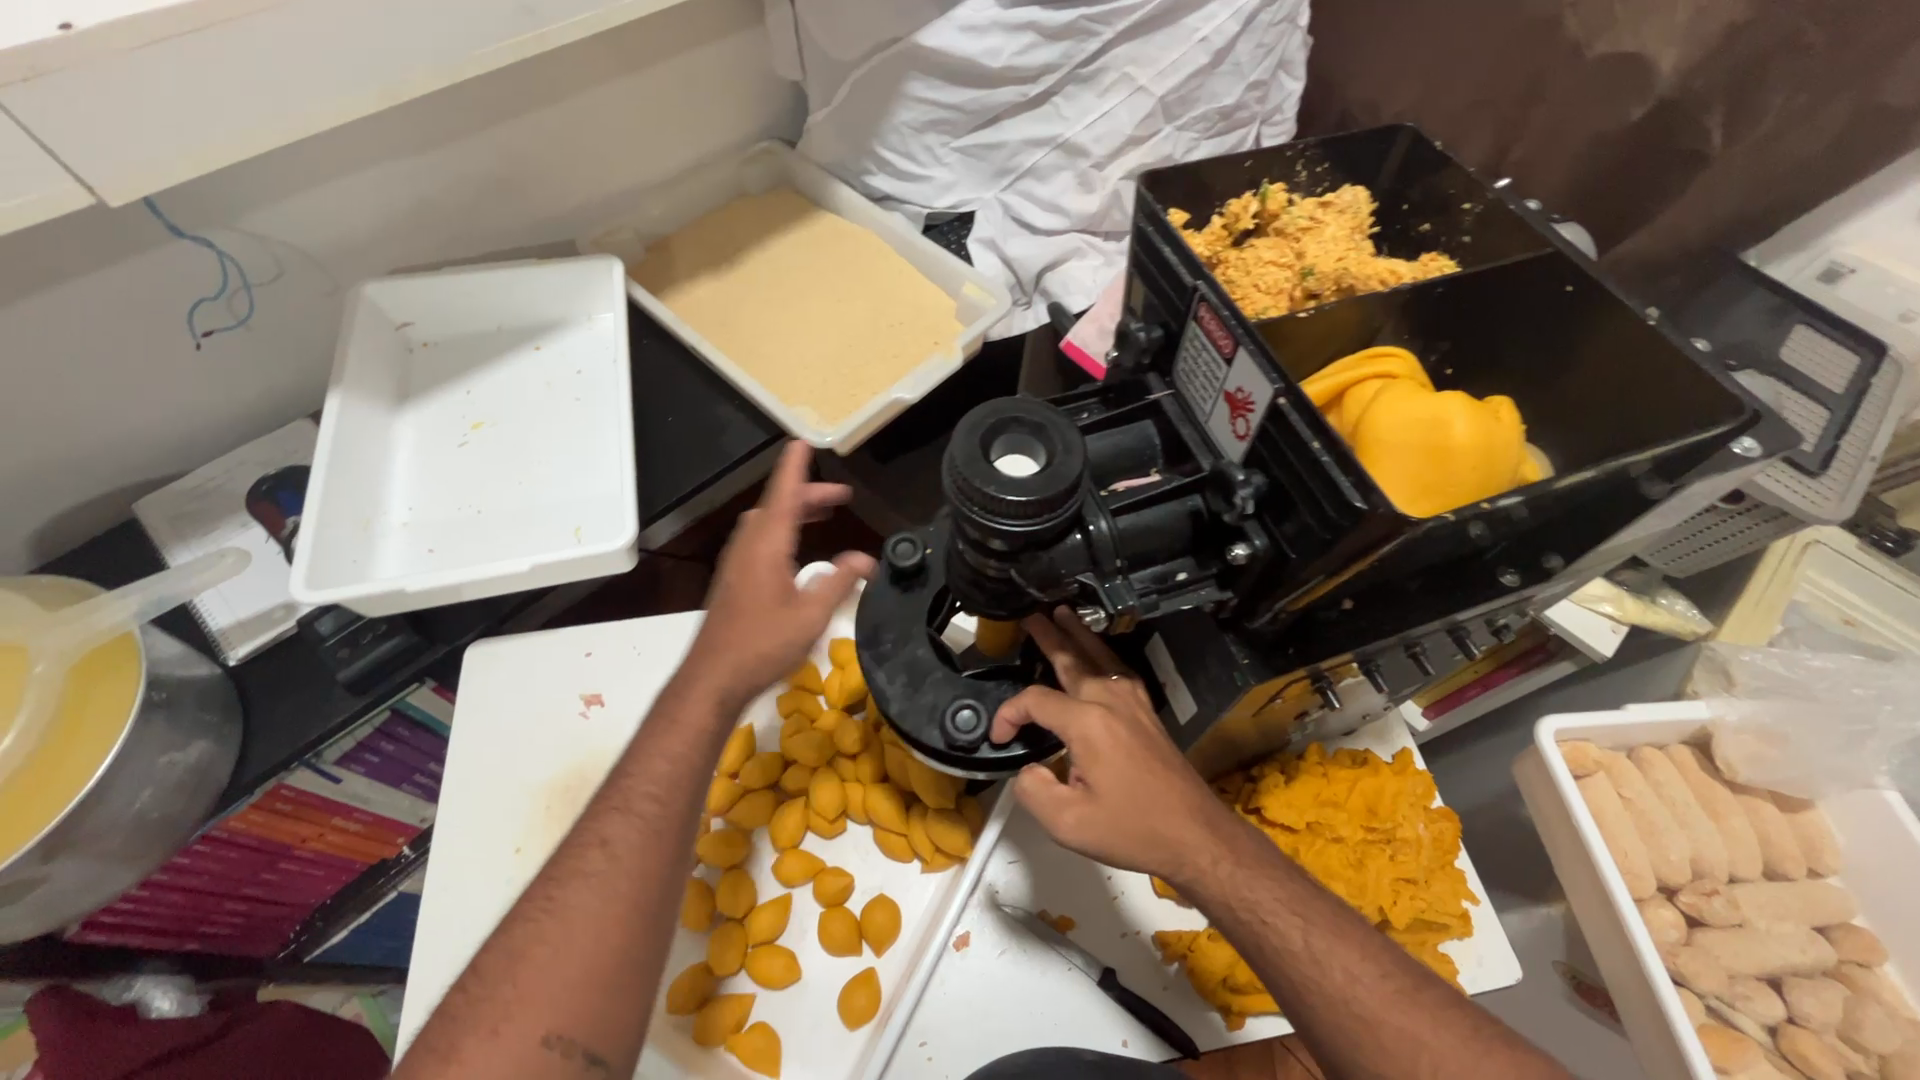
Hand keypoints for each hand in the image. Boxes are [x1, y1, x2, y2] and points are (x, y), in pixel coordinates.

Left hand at [680, 442, 876, 713]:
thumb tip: (866, 560)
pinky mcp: (733, 582)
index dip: (794, 468)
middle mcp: (748, 547)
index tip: (801, 442)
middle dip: (806, 495)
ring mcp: (736, 564)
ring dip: (791, 513)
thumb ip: (840, 582)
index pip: (783, 494)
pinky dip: (780, 532)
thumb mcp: (812, 614)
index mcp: (767, 546)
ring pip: (764, 524)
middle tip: (839, 498)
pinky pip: (758, 541)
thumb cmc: (763, 644)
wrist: (713, 677)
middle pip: (776, 507)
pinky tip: (796, 553)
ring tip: (819, 516)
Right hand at [989, 608, 1246, 885]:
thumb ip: (1033, 789)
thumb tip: (1028, 769)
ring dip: (1078, 635)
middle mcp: (1110, 701)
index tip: (999, 738)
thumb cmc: (1132, 829)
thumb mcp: (1067, 823)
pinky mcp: (1148, 714)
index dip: (1009, 714)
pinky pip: (1119, 671)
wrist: (1194, 835)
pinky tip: (1100, 654)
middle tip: (1030, 616)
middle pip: (1072, 658)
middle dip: (1049, 635)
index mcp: (1087, 722)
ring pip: (1100, 657)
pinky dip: (1103, 654)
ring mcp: (1134, 704)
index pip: (1035, 701)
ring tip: (1063, 614)